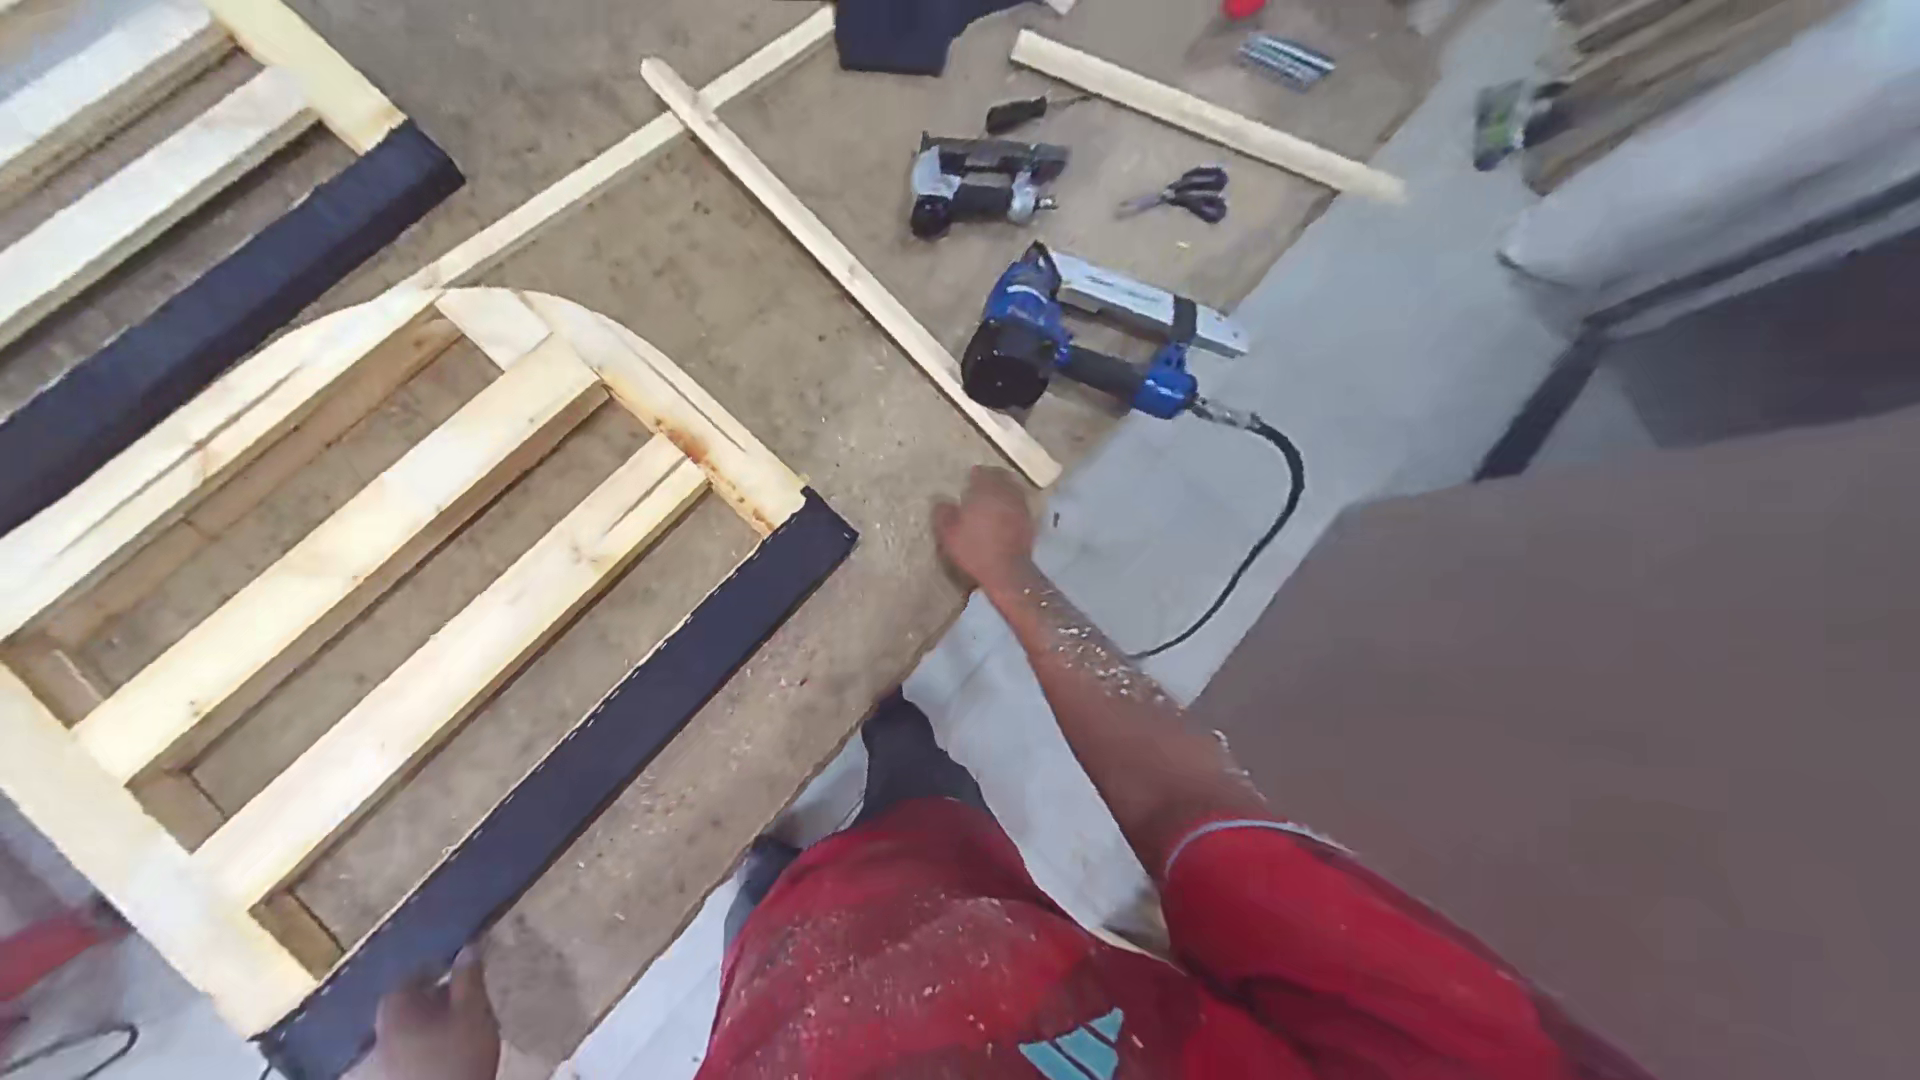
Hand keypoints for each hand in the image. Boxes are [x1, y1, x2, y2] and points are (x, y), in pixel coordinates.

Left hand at [361, 947, 499, 1079]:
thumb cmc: (460, 1054)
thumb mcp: (473, 1008)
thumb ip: (469, 976)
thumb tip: (468, 946)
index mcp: (397, 1017)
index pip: (402, 983)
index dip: (427, 968)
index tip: (453, 962)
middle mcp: (383, 1039)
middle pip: (401, 1006)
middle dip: (430, 992)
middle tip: (461, 985)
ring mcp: (386, 1064)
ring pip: (405, 1028)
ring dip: (430, 1015)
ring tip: (460, 1012)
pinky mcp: (397, 1079)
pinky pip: (408, 1047)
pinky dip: (427, 1036)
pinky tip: (450, 1039)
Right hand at [933, 466, 1036, 595]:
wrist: (1006, 571)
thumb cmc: (974, 549)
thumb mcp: (948, 533)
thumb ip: (943, 513)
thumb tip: (941, 502)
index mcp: (985, 491)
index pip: (982, 472)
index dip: (975, 474)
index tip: (970, 478)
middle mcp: (1006, 493)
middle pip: (1002, 476)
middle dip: (993, 477)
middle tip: (983, 483)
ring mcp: (1021, 506)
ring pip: (1014, 489)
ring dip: (1005, 489)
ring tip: (995, 497)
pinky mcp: (1030, 521)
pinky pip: (1020, 504)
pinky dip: (1013, 504)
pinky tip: (1006, 513)